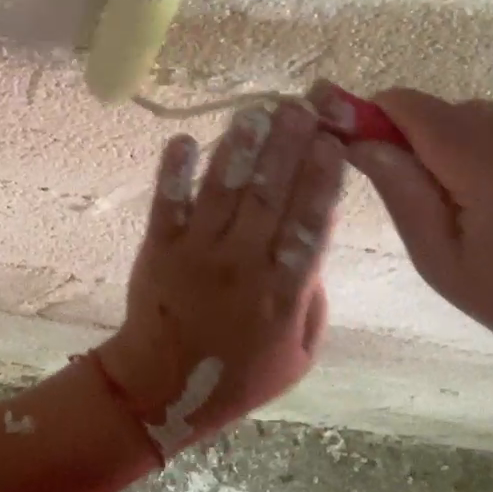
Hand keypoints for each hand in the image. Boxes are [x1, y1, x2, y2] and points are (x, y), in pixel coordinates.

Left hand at [96, 102, 345, 453]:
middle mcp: (242, 264)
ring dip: (238, 149)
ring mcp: (197, 252)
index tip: (333, 141)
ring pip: (222, 192)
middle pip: (269, 196)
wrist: (164, 384)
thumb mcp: (299, 352)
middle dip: (286, 148)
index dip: (321, 180)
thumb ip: (309, 298)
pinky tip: (183, 139)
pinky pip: (168, 204)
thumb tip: (311, 246)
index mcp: (283, 292)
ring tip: (254, 112)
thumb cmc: (239, 373)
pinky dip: (174, 172)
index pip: (308, 225)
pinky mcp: (158, 247)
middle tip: (299, 107)